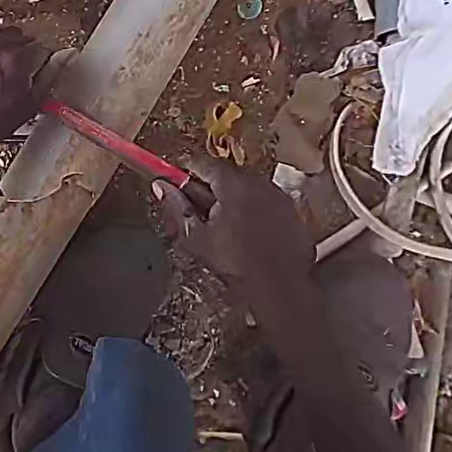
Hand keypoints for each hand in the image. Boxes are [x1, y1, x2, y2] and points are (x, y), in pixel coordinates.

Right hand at [154, 157, 312, 288]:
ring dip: (228, 198)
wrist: (280, 287)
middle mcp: (259, 183)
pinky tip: (243, 232)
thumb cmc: (235, 263)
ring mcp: (279, 196)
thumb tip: (159, 186)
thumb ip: (176, 208)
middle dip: (206, 187)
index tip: (173, 180)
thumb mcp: (196, 237)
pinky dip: (250, 209)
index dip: (185, 170)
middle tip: (193, 208)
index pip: (204, 163)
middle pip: (225, 175)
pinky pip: (263, 201)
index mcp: (234, 184)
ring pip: (245, 188)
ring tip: (218, 224)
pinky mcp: (291, 212)